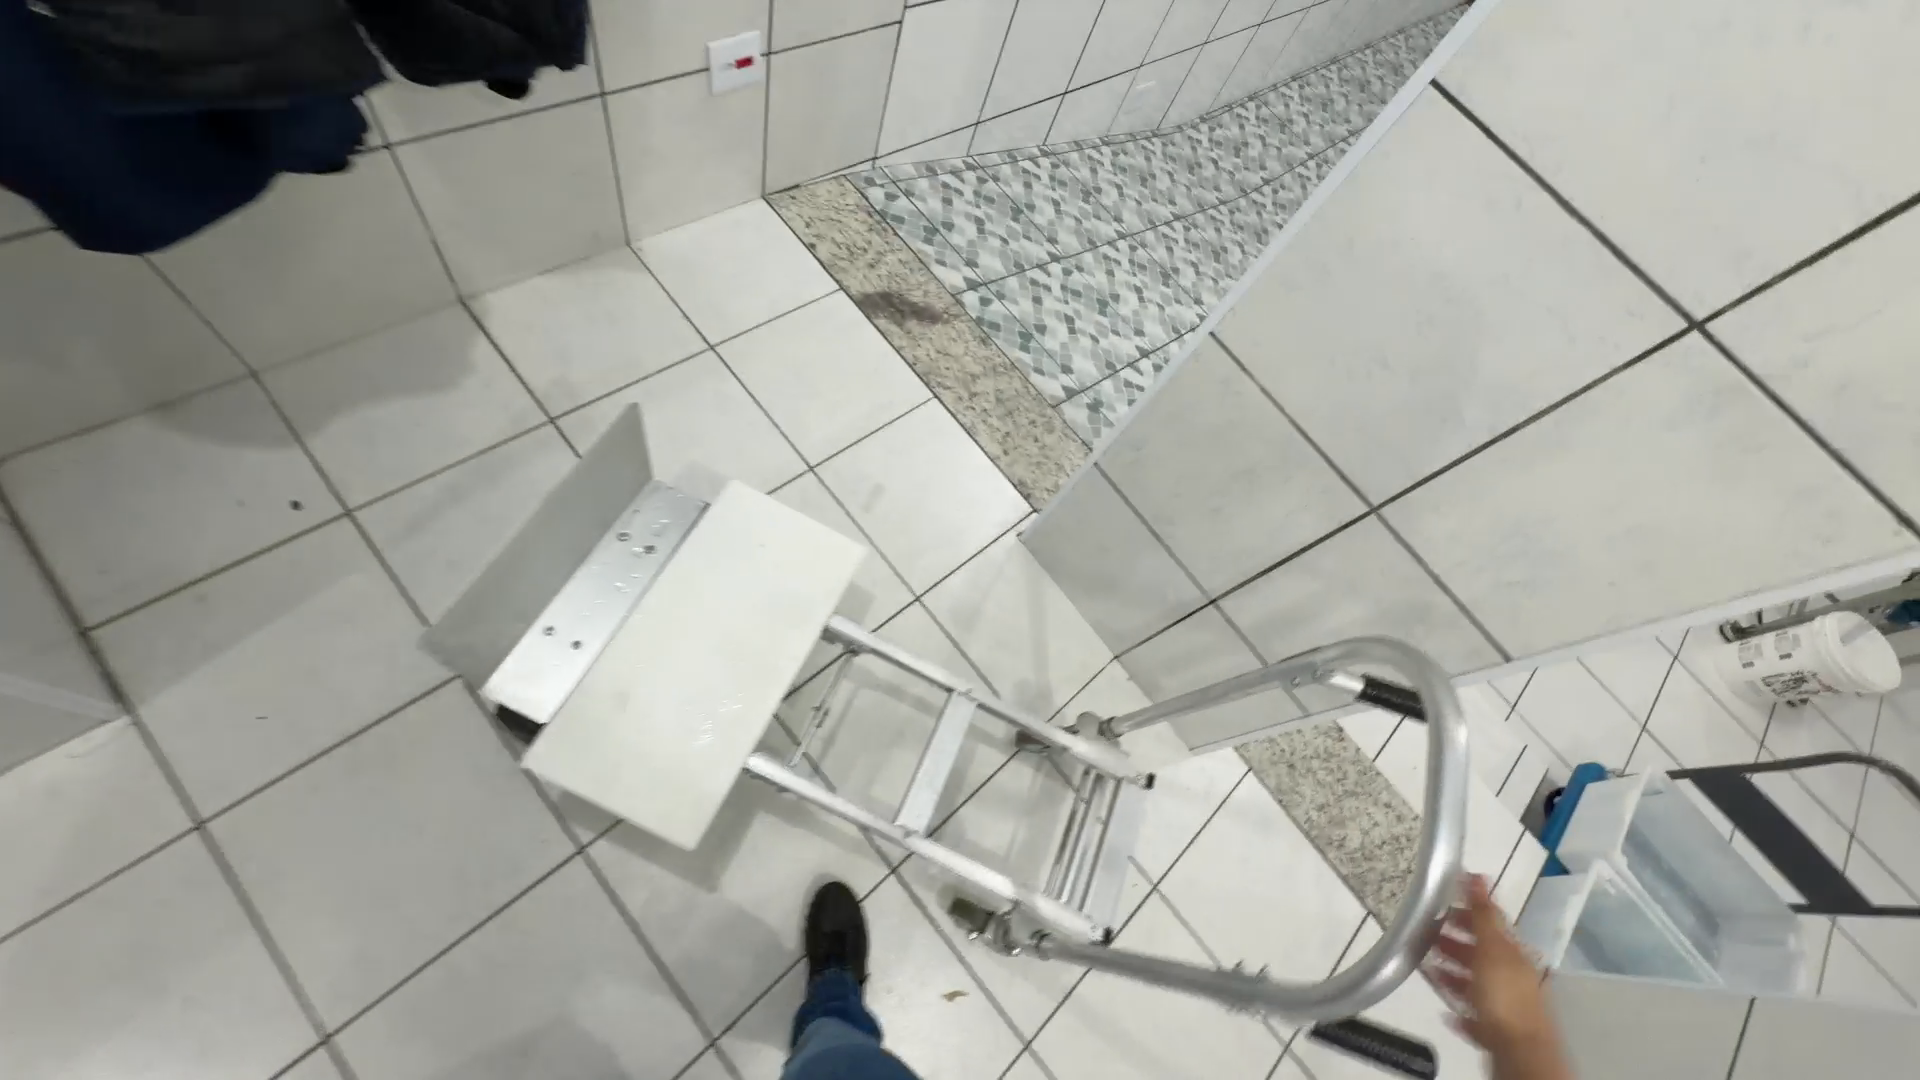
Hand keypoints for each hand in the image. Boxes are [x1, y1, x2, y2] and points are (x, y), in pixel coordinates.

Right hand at [1426, 875, 1569, 1077]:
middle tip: (1423, 932)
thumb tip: (1477, 873)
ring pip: (1474, 979)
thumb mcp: (1491, 948)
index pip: (1488, 922)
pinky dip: (1457, 1001)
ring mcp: (1505, 1003)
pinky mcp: (1495, 1029)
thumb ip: (1482, 912)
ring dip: (1451, 970)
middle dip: (1453, 940)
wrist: (1520, 1056)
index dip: (1465, 909)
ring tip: (1426, 966)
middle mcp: (1511, 975)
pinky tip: (1445, 1004)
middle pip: (1480, 951)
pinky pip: (1472, 1009)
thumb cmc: (1503, 996)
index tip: (1436, 901)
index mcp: (1512, 954)